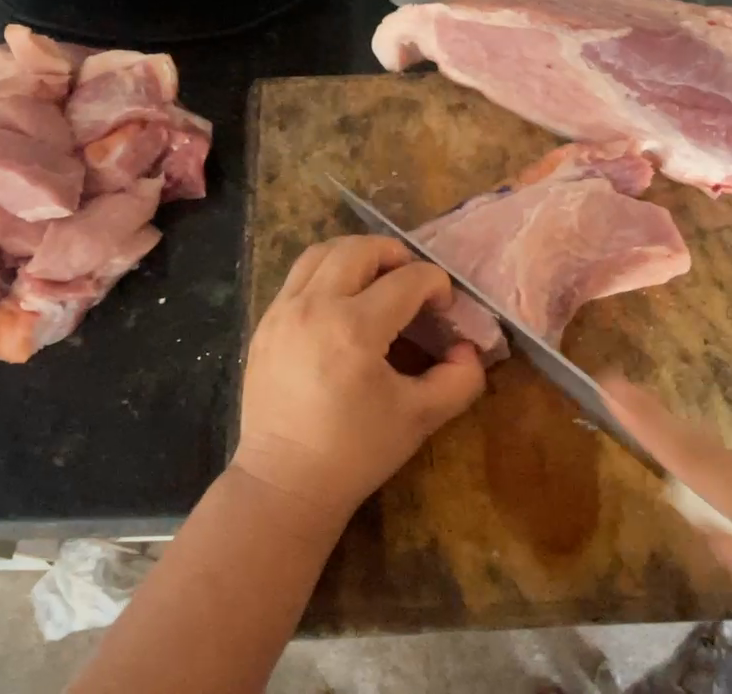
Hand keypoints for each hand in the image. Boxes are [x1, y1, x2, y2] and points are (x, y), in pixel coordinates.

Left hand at [235, 235, 486, 521]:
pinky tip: (341, 301)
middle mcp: (314, 306)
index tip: (444, 307)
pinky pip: (297, 277)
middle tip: (413, 280)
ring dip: (356, 255)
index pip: (407, 280)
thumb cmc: (356, 452)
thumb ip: (459, 379)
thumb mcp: (420, 418)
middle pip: (359, 249)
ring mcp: (282, 312)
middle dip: (395, 254)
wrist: (285, 482)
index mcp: (354, 328)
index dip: (436, 284)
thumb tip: (468, 349)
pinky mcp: (264, 324)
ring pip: (321, 252)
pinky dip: (325, 273)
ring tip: (376, 278)